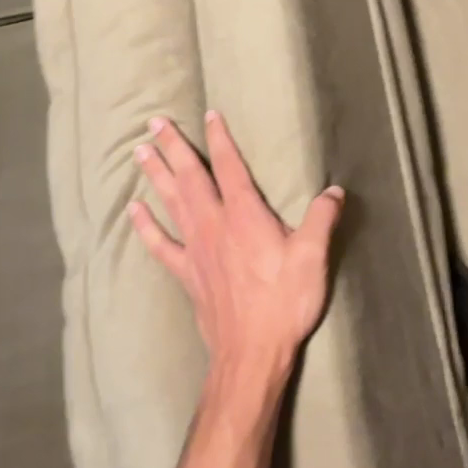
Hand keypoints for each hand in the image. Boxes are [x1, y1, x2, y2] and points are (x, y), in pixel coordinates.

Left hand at [129, 112, 343, 375]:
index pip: (229, 167)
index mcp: (245, 216)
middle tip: (153, 122)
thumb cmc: (284, 303)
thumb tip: (333, 191)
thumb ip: (322, 219)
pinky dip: (145, 225)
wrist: (250, 353)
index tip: (209, 114)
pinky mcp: (187, 274)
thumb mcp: (313, 257)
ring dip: (155, 174)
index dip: (220, 139)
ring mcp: (195, 250)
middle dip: (173, 147)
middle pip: (189, 178)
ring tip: (139, 151)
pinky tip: (133, 210)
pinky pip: (160, 244)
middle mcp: (215, 225)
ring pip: (171, 202)